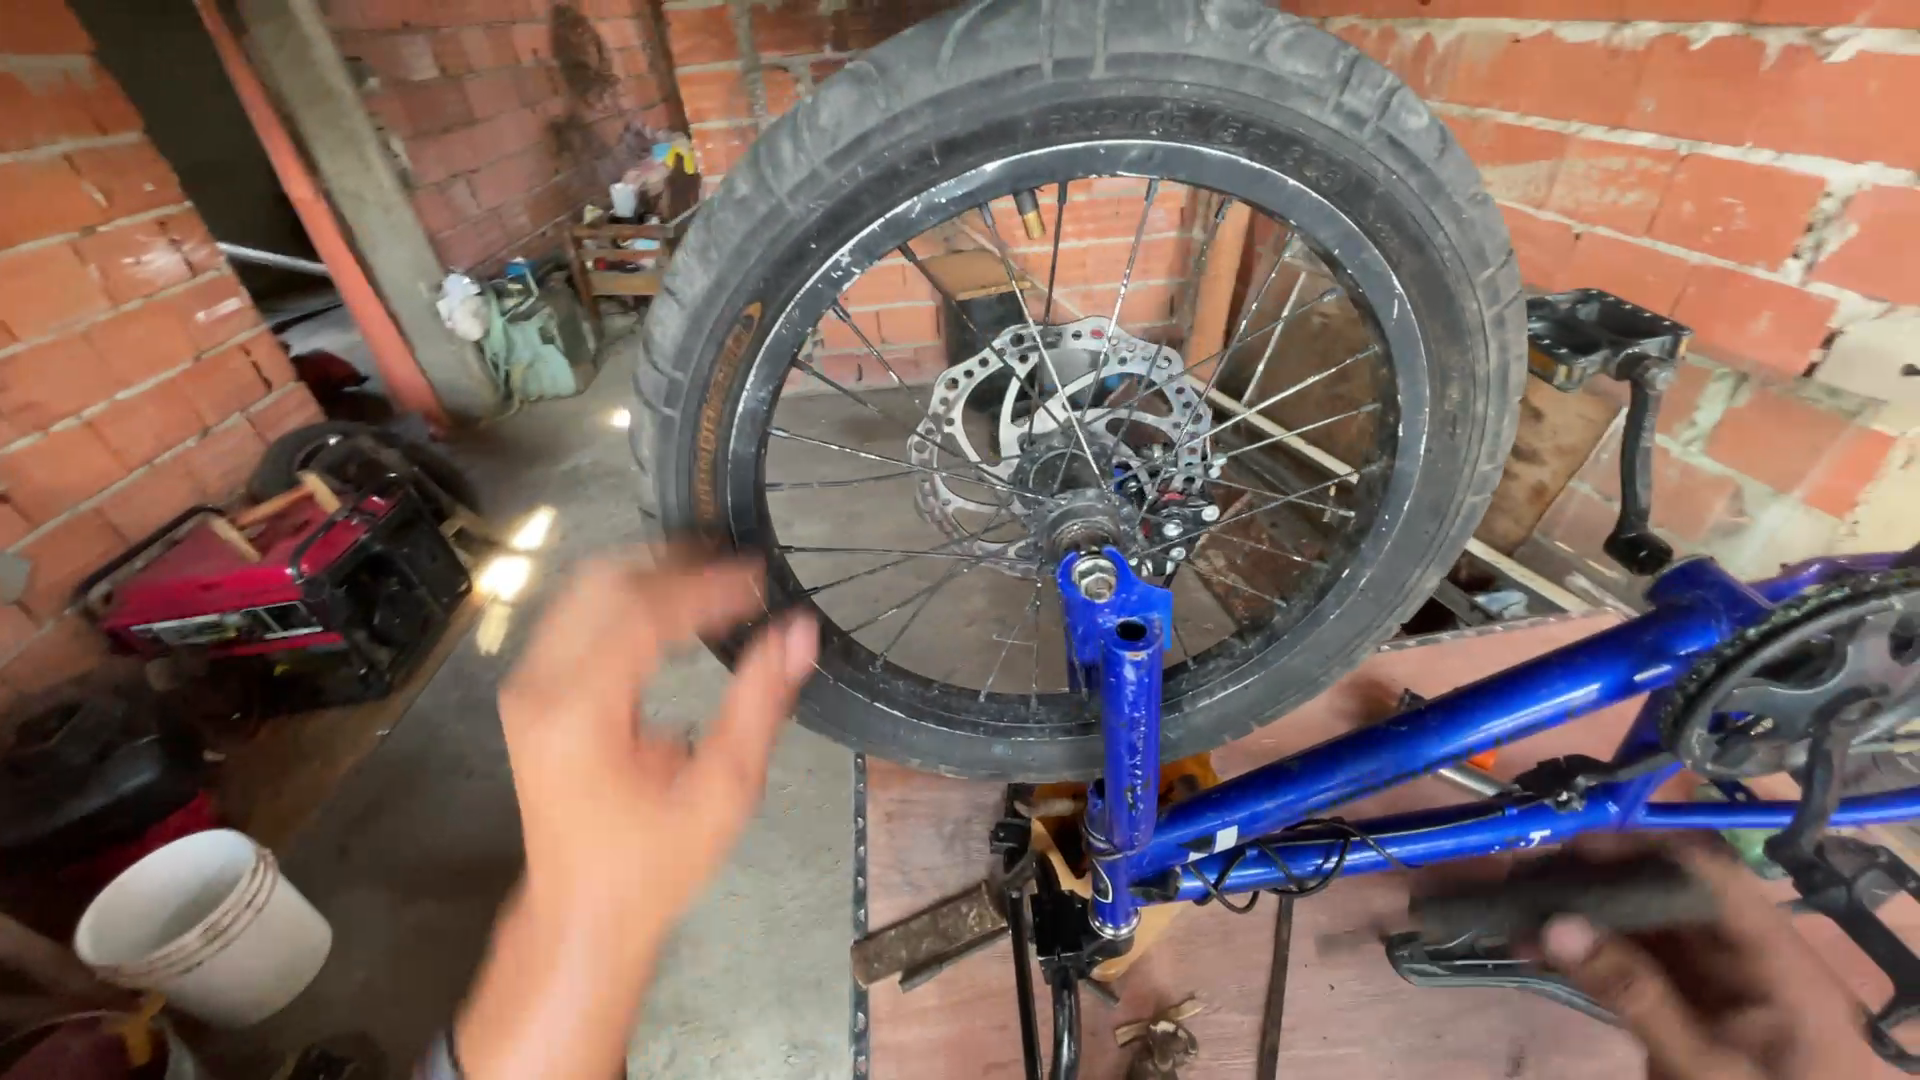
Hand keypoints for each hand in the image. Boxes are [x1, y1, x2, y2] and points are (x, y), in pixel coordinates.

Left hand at [456, 549, 816, 1079]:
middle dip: (679, 564)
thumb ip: (761, 702)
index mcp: (580, 712)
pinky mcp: (534, 689)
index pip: (644, 614)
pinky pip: (581, 612)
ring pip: (588, 588)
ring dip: (656, 572)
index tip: (761, 579)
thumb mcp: (723, 790)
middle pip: (605, 583)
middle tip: (740, 570)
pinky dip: (634, 594)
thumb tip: (799, 631)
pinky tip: (678, 604)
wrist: (582, 912)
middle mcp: (540, 686)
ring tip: (717, 578)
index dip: (708, 587)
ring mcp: (528, 684)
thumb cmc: (656, 863)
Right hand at [1537, 838, 1882, 1079]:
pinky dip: (1575, 951)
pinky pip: (1620, 959)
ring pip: (1631, 923)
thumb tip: (1555, 924)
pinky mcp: (1678, 1003)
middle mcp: (1739, 959)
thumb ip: (1635, 995)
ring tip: (1512, 912)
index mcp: (1772, 963)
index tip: (1572, 848)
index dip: (1642, 849)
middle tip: (1521, 877)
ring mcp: (1708, 982)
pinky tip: (1530, 950)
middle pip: (1660, 892)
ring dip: (1570, 914)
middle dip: (1587, 880)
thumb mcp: (1707, 1067)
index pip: (1710, 875)